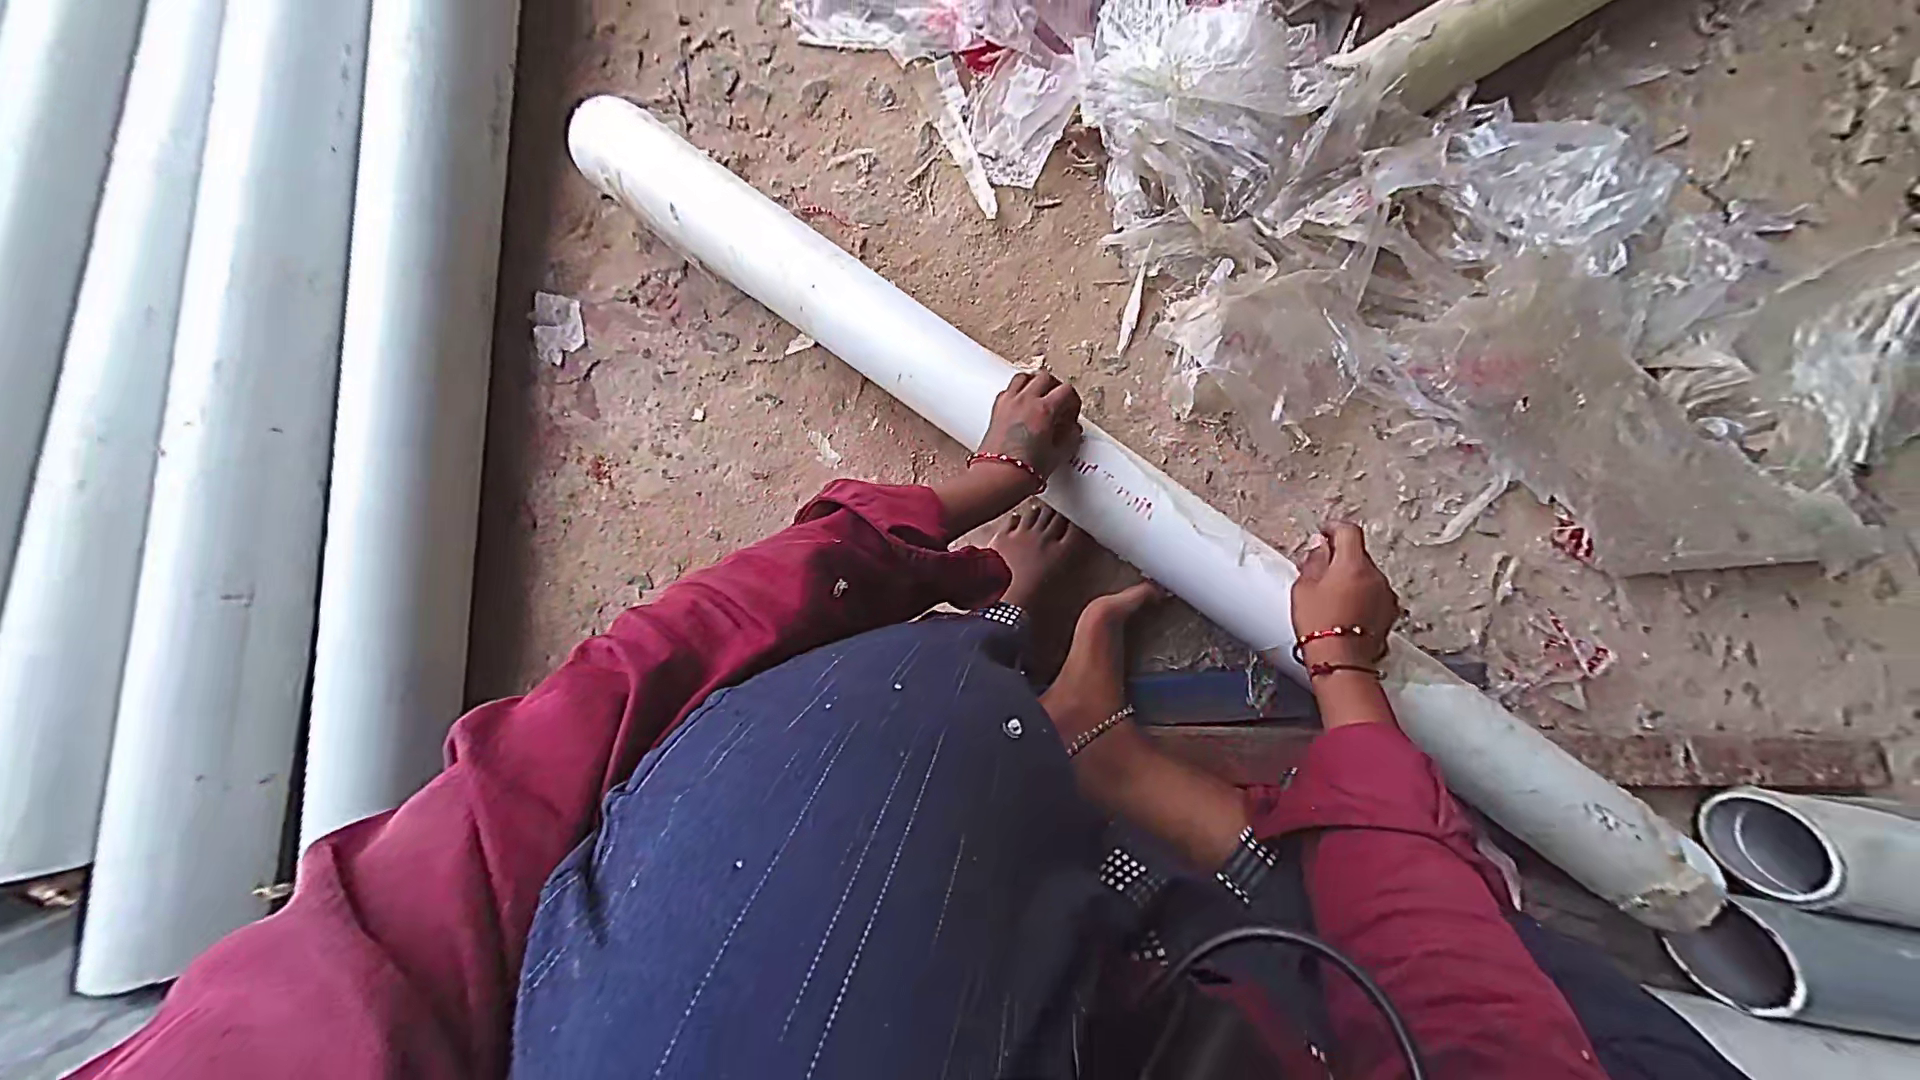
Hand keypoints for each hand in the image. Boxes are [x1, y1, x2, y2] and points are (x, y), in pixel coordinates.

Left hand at [978, 371, 1081, 480]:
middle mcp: (1025, 401)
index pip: (1066, 391)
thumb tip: (1073, 430)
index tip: (1071, 413)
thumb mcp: (1058, 454)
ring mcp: (1008, 403)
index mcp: (1044, 409)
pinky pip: (1008, 390)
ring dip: (1034, 384)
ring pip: (1024, 378)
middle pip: (1045, 378)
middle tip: (1058, 402)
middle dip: (1055, 388)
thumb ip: (1070, 437)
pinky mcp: (995, 410)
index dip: (1073, 401)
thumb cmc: (1023, 470)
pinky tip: (1020, 406)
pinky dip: (1016, 392)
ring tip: (1039, 397)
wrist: (998, 477)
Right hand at [1291, 522, 1399, 664]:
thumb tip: (1320, 546)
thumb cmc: (1318, 624)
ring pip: (1366, 574)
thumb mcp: (1303, 587)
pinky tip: (1343, 607)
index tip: (1323, 533)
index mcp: (1352, 565)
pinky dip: (1360, 594)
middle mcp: (1375, 576)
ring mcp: (1386, 595)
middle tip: (1317, 569)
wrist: (1339, 659)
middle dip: (1339, 557)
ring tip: (1329, 594)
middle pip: (1358, 554)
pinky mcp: (1389, 612)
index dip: (1333, 528)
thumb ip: (1314, 561)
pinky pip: (1374, 592)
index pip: (1349, 532)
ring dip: (1350, 577)